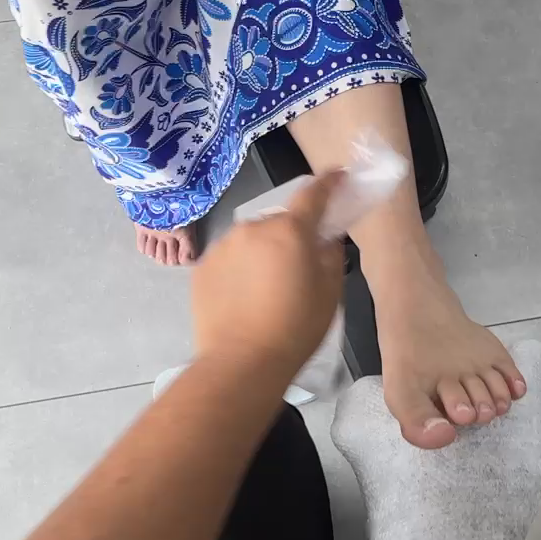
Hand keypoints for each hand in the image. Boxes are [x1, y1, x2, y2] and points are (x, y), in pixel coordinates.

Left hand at [190, 171, 345, 377]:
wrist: (241, 364)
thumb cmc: (295, 329)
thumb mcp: (330, 294)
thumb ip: (330, 255)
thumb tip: (325, 239)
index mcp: (290, 231)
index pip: (313, 194)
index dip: (329, 183)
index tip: (338, 175)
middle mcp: (252, 228)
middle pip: (279, 222)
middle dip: (291, 236)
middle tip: (298, 267)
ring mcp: (222, 247)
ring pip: (251, 241)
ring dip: (262, 253)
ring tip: (267, 290)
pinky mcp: (202, 268)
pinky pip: (230, 259)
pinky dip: (240, 270)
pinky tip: (244, 299)